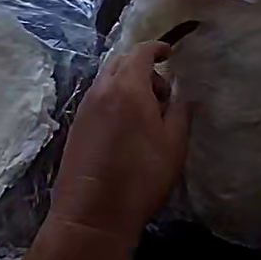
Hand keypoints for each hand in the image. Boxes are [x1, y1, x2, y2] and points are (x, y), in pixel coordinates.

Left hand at [50, 41, 191, 242]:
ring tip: (146, 113)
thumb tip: (184, 93)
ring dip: (127, 83)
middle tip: (162, 92)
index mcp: (127, 86)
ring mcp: (85, 106)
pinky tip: (126, 126)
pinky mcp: (76, 124)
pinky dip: (113, 98)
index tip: (170, 53)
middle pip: (120, 62)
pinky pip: (97, 97)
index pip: (140, 52)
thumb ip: (180, 111)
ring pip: (106, 79)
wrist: (92, 212)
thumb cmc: (141, 176)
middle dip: (142, 67)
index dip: (157, 48)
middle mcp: (101, 89)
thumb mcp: (173, 144)